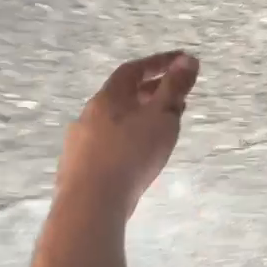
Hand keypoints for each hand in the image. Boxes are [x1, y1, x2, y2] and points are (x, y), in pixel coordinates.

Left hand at [57, 51, 199, 214]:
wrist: (90, 206)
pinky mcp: (78, 165)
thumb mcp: (163, 114)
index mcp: (107, 99)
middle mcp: (88, 115)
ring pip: (117, 118)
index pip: (133, 69)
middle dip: (153, 89)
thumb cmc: (131, 152)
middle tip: (179, 93)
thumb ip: (175, 86)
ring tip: (166, 123)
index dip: (159, 61)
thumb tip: (187, 60)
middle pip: (124, 94)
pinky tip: (142, 149)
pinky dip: (130, 134)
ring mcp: (79, 142)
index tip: (183, 61)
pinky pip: (110, 138)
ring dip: (142, 113)